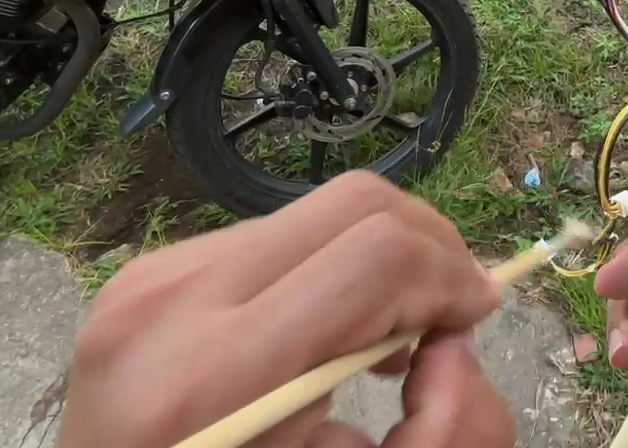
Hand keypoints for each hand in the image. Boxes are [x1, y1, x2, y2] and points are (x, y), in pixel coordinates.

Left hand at [57, 172, 513, 447]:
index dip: (448, 273)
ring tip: (402, 312)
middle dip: (431, 242)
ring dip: (388, 247)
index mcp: (209, 381)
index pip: (375, 258)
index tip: (476, 313)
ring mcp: (154, 273)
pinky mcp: (151, 266)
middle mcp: (174, 302)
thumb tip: (462, 334)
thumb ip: (435, 425)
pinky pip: (283, 227)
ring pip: (325, 205)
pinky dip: (337, 257)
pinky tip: (336, 312)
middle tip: (452, 299)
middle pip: (357, 203)